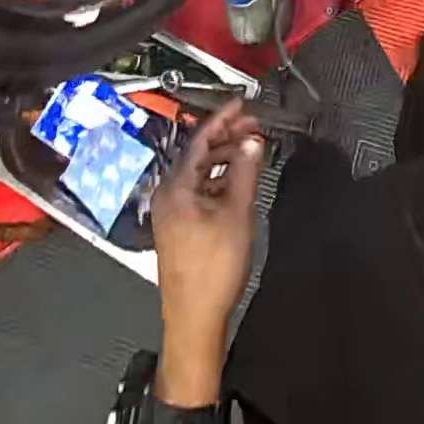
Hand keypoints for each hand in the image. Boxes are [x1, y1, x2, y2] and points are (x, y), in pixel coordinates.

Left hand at [150, 100, 265, 407]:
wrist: (195, 320)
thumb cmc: (215, 266)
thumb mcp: (236, 213)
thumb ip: (245, 171)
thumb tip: (252, 140)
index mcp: (176, 187)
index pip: (200, 140)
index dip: (223, 119)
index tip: (242, 103)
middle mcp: (169, 194)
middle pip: (199, 154)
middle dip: (228, 137)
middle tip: (254, 125)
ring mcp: (173, 211)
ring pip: (201, 172)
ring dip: (226, 158)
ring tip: (252, 148)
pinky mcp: (181, 225)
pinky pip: (201, 189)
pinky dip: (221, 178)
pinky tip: (240, 177)